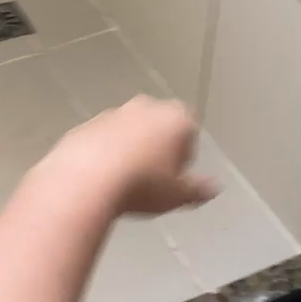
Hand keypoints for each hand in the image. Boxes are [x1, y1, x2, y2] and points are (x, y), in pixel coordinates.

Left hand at [39, 96, 217, 216]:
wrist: (86, 181)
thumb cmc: (143, 186)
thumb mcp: (178, 195)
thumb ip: (198, 189)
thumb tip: (214, 188)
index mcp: (176, 118)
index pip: (190, 133)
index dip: (183, 158)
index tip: (174, 179)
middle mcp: (146, 107)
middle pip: (159, 127)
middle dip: (157, 149)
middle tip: (152, 181)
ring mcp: (113, 113)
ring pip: (130, 132)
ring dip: (130, 151)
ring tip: (124, 183)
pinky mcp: (86, 125)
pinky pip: (102, 140)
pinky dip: (104, 154)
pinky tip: (102, 179)